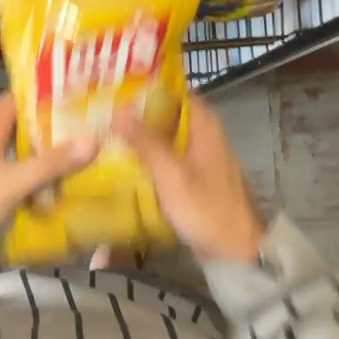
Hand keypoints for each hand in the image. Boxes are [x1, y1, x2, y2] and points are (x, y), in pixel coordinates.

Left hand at [0, 95, 99, 231]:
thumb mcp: (15, 181)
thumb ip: (52, 162)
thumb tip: (93, 141)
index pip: (17, 99)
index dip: (44, 95)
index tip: (76, 95)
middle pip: (22, 124)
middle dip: (51, 125)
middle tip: (87, 125)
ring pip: (19, 148)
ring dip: (45, 150)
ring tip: (80, 150)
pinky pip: (15, 168)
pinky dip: (34, 170)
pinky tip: (57, 179)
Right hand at [114, 96, 263, 262]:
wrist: (236, 251)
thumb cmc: (206, 209)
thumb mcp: (171, 175)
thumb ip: (145, 142)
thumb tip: (117, 109)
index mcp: (205, 127)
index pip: (176, 93)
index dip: (149, 88)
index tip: (116, 87)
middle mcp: (205, 137)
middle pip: (169, 116)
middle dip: (139, 113)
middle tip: (102, 112)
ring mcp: (202, 160)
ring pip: (167, 139)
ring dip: (141, 137)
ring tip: (106, 134)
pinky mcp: (196, 181)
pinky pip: (168, 160)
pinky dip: (149, 158)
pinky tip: (124, 165)